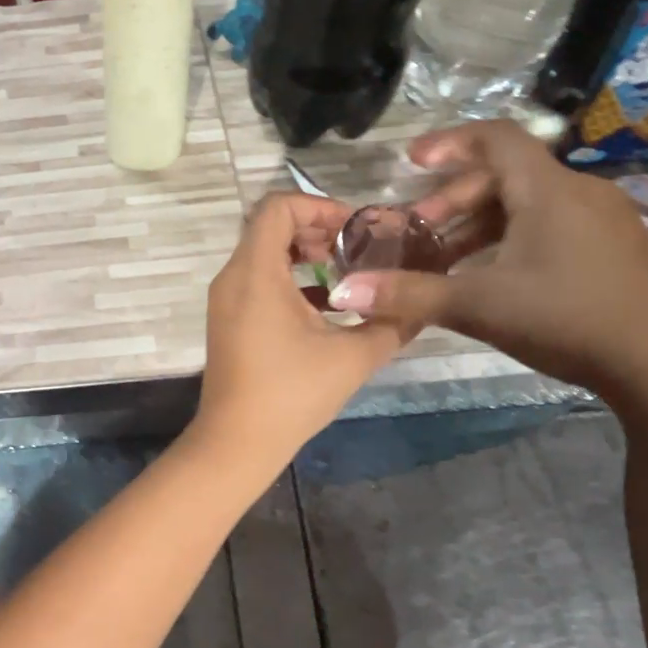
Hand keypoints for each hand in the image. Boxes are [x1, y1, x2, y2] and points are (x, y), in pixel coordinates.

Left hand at [193, 193, 416, 463]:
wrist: (237, 441)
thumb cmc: (291, 393)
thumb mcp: (354, 356)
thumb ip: (392, 321)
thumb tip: (422, 302)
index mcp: (255, 273)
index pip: (278, 207)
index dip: (319, 206)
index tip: (355, 230)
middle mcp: (233, 278)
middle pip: (271, 228)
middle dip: (317, 231)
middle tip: (358, 252)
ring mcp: (226, 300)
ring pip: (264, 255)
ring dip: (306, 258)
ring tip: (348, 280)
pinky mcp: (229, 321)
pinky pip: (258, 282)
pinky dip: (291, 282)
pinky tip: (328, 309)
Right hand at [325, 120, 647, 394]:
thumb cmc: (569, 317)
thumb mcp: (479, 305)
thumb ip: (409, 295)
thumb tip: (344, 292)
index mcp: (548, 191)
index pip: (496, 140)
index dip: (450, 142)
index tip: (411, 160)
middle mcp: (579, 194)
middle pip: (505, 176)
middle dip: (453, 199)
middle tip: (418, 233)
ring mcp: (604, 222)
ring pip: (528, 205)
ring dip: (479, 225)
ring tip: (446, 261)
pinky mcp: (617, 251)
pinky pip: (552, 227)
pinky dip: (510, 240)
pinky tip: (493, 279)